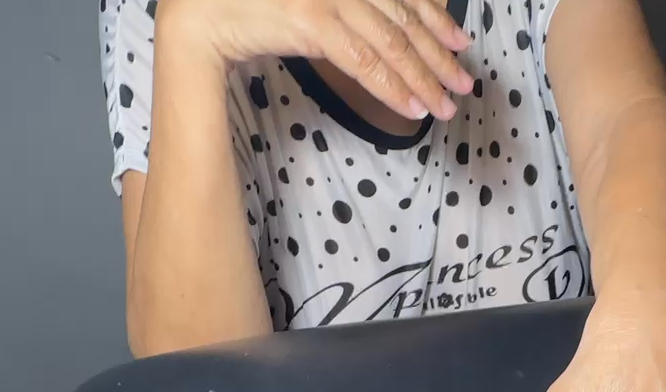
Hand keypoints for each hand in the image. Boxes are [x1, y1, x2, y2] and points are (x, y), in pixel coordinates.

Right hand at [160, 0, 473, 119]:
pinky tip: (413, 108)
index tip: (459, 46)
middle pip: (402, 18)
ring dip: (422, 79)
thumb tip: (386, 27)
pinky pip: (363, 60)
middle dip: (438, 56)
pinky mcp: (309, 18)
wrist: (201, 11)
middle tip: (464, 85)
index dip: (435, 19)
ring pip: (389, 42)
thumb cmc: (253, 7)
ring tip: (445, 106)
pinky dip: (392, 87)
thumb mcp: (310, 4)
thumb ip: (348, 9)